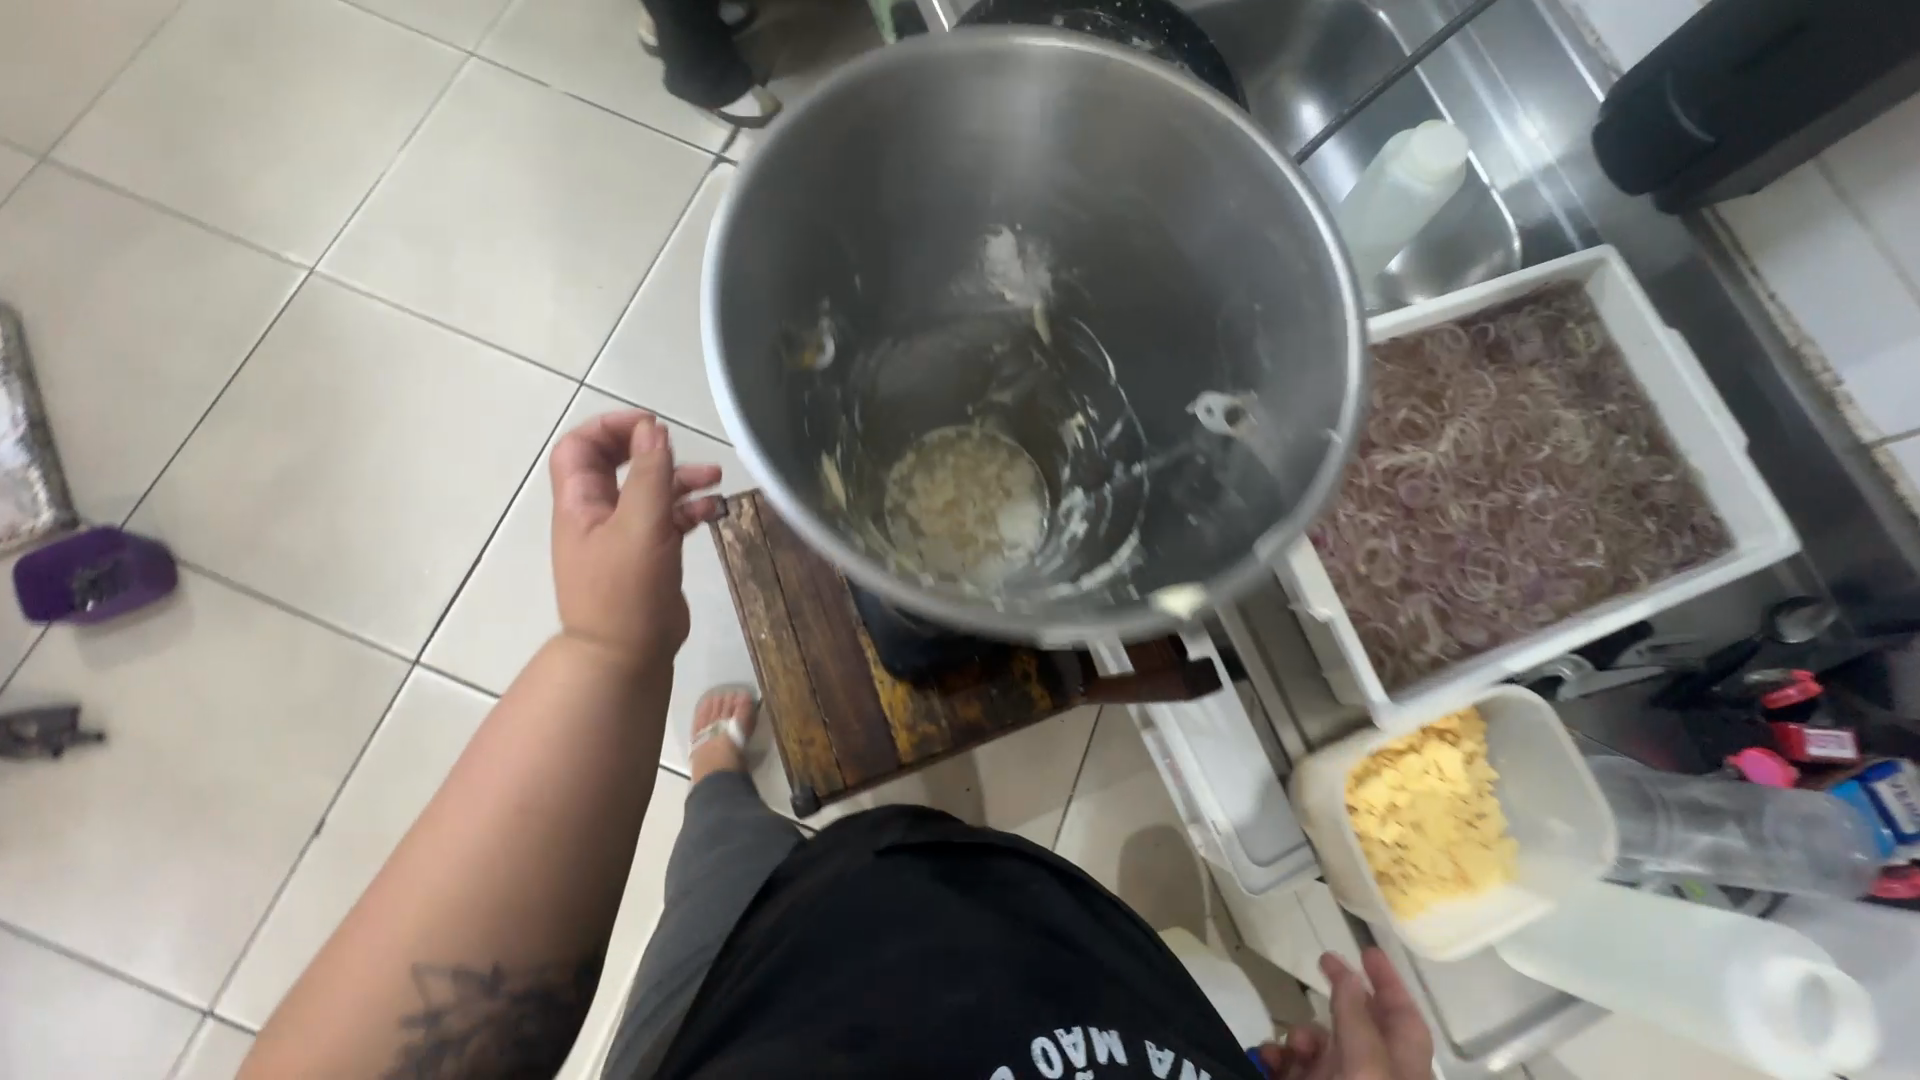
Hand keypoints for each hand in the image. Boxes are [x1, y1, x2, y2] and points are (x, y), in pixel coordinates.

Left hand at [549, 410, 725, 665]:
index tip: (651, 427)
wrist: (626, 654)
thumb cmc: (626, 589)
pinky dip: (690, 509)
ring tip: (715, 477)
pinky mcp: (649, 555)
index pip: (580, 446)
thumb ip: (649, 474)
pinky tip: (715, 511)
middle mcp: (598, 514)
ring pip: (649, 491)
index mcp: (580, 503)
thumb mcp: (640, 525)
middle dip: (650, 450)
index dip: (611, 427)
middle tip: (679, 445)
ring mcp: (624, 536)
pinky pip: (669, 520)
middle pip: (616, 464)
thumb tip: (653, 429)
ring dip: (679, 479)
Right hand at [1253, 949, 1432, 1079]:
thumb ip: (1357, 1022)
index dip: (1390, 985)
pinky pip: (1293, 1068)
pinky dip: (1279, 1058)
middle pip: (1362, 1028)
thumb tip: (1350, 977)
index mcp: (1402, 1074)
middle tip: (1321, 963)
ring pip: (1322, 1047)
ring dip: (1302, 1034)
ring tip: (1290, 1044)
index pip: (1406, 1022)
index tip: (1366, 949)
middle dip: (1339, 1000)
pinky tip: (1269, 1059)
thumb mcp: (1364, 1071)